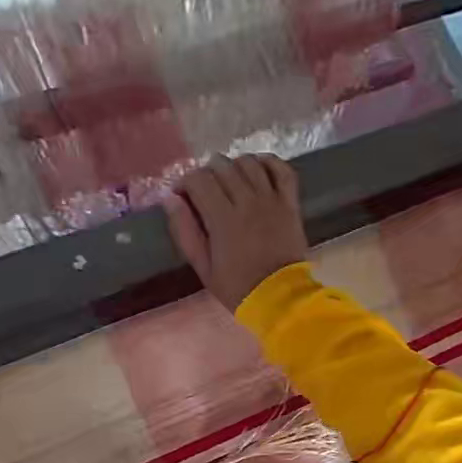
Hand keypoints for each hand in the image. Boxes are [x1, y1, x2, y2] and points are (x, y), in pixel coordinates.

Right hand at [163, 154, 308, 311]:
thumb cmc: (239, 289)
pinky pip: (282, 170)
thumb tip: (171, 199)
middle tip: (205, 191)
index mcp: (223, 218)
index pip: (199, 180)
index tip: (182, 196)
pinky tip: (258, 170)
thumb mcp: (204, 268)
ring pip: (249, 162)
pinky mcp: (290, 203)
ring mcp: (271, 200)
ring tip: (230, 182)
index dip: (185, 182)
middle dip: (207, 173)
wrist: (280, 299)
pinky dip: (268, 163)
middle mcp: (247, 201)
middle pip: (222, 165)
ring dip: (234, 166)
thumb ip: (185, 232)